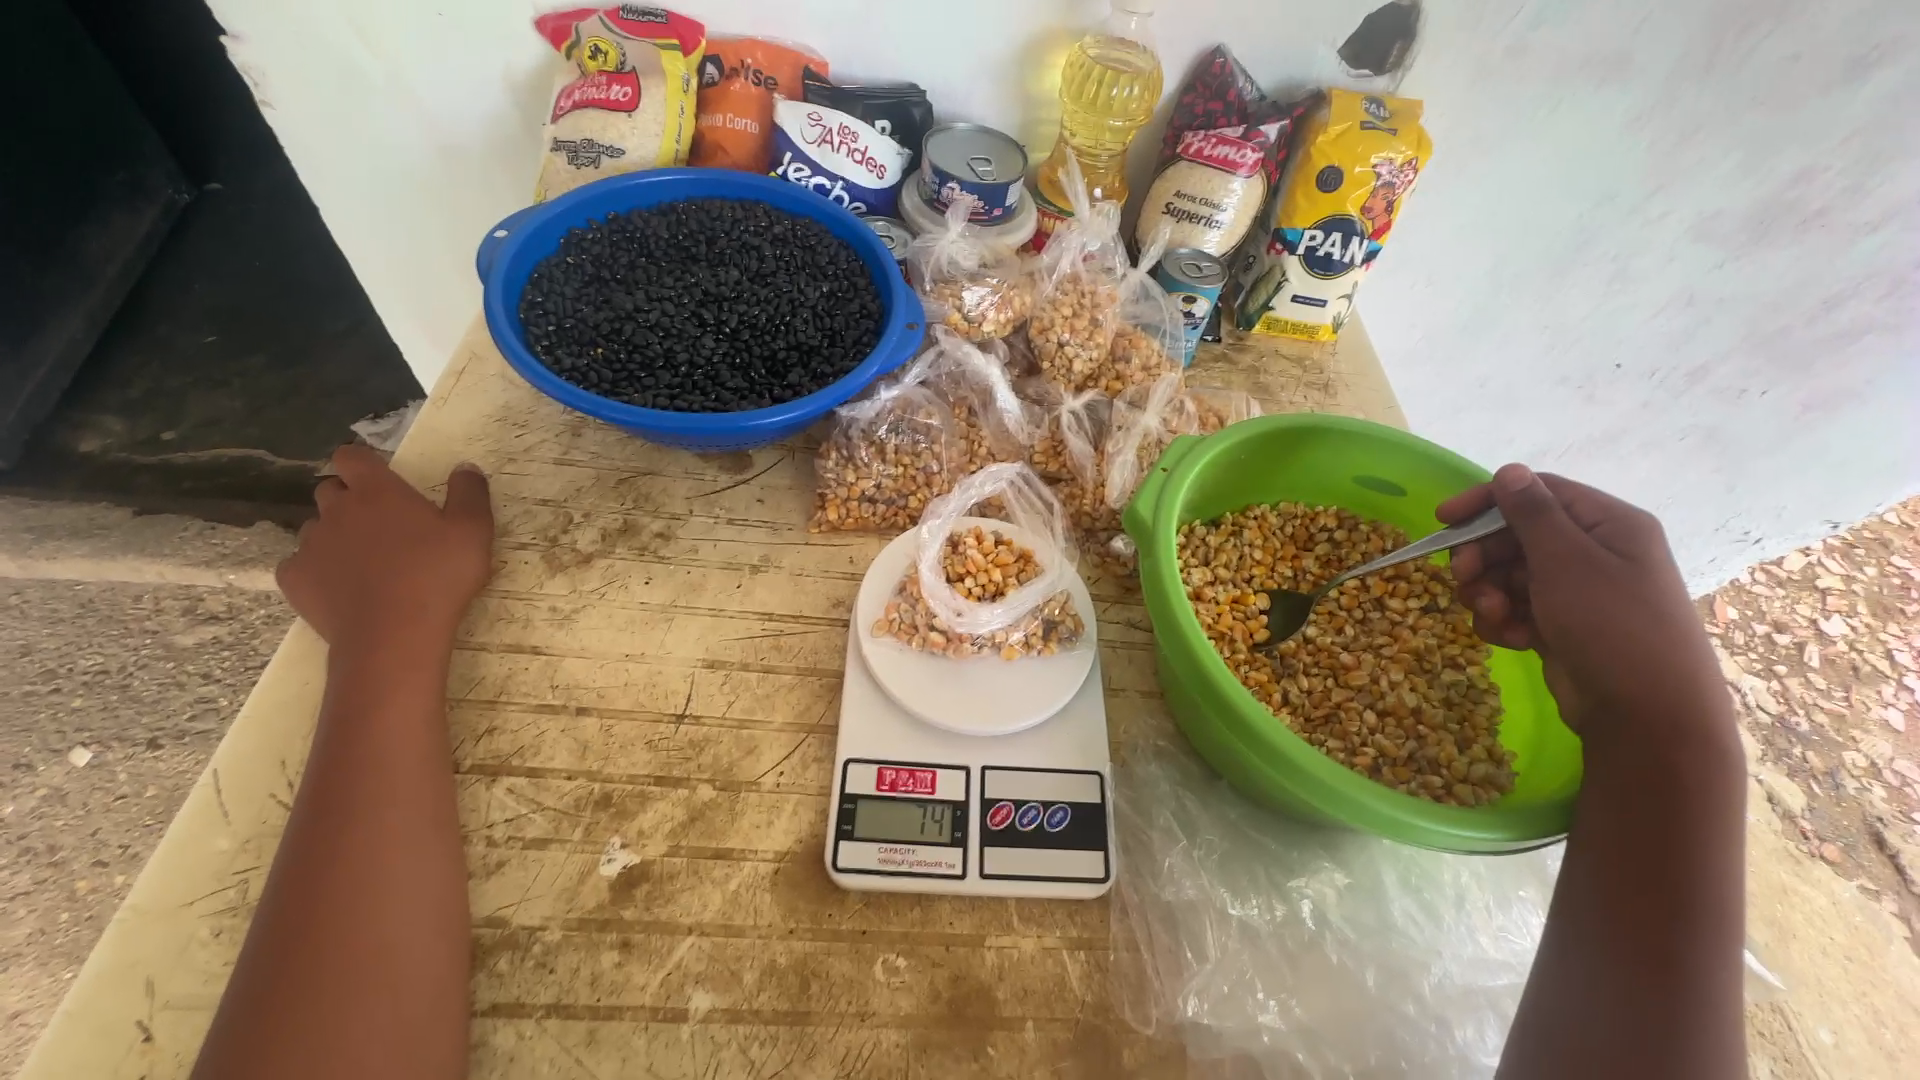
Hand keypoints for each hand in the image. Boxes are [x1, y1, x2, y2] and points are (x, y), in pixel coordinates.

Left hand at [277, 445, 494, 645]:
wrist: (394, 634)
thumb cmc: (438, 576)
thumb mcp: (474, 531)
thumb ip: (470, 493)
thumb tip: (465, 467)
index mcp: (378, 492)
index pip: (352, 457)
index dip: (362, 462)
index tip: (379, 476)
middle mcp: (336, 510)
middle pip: (330, 490)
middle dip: (350, 499)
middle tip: (382, 523)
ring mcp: (310, 544)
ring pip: (316, 528)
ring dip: (336, 535)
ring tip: (365, 560)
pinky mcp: (294, 578)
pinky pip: (300, 564)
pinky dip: (318, 569)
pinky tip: (342, 586)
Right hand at [1437, 464, 1727, 740]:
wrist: (1647, 715)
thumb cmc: (1612, 626)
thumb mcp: (1567, 562)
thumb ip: (1532, 513)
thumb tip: (1509, 470)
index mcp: (1607, 524)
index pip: (1536, 493)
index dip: (1486, 502)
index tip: (1442, 520)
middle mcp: (1594, 552)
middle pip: (1515, 536)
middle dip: (1483, 557)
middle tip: (1462, 579)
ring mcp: (1577, 591)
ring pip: (1507, 574)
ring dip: (1489, 593)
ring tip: (1495, 617)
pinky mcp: (1561, 625)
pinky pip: (1515, 608)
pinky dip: (1503, 620)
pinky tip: (1511, 639)